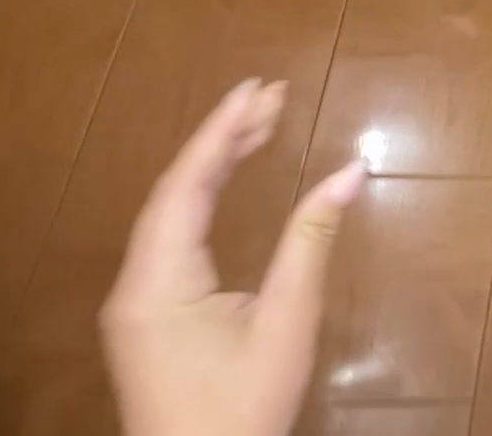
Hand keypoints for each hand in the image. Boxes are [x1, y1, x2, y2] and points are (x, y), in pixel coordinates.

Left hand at [101, 78, 364, 435]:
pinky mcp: (155, 309)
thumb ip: (312, 238)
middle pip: (176, 191)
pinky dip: (209, 193)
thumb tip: (352, 170)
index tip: (257, 89)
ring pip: (173, 210)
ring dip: (217, 161)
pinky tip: (232, 178)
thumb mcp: (287, 318)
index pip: (185, 187)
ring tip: (263, 122)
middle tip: (272, 93)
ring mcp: (142, 297)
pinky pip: (177, 232)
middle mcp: (139, 281)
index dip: (220, 132)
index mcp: (160, 282)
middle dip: (223, 137)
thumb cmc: (243, 401)